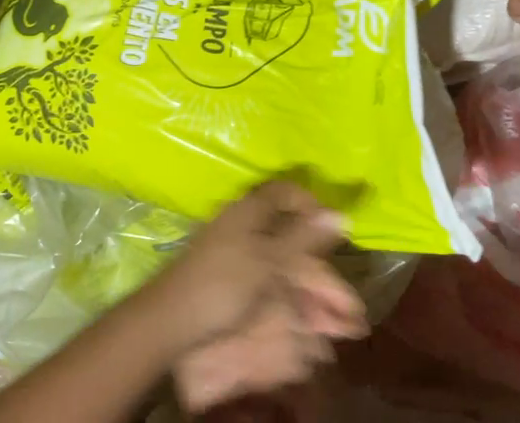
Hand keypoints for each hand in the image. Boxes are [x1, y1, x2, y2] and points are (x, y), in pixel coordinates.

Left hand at [141, 181, 358, 351]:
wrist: (171, 319)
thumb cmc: (222, 283)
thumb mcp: (268, 260)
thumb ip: (302, 237)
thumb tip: (339, 213)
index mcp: (248, 211)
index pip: (284, 192)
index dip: (310, 205)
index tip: (333, 231)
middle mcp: (240, 224)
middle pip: (288, 236)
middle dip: (320, 270)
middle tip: (347, 307)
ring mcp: (232, 252)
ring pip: (281, 265)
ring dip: (309, 292)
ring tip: (335, 326)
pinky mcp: (228, 278)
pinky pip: (267, 282)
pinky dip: (288, 299)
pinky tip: (304, 325)